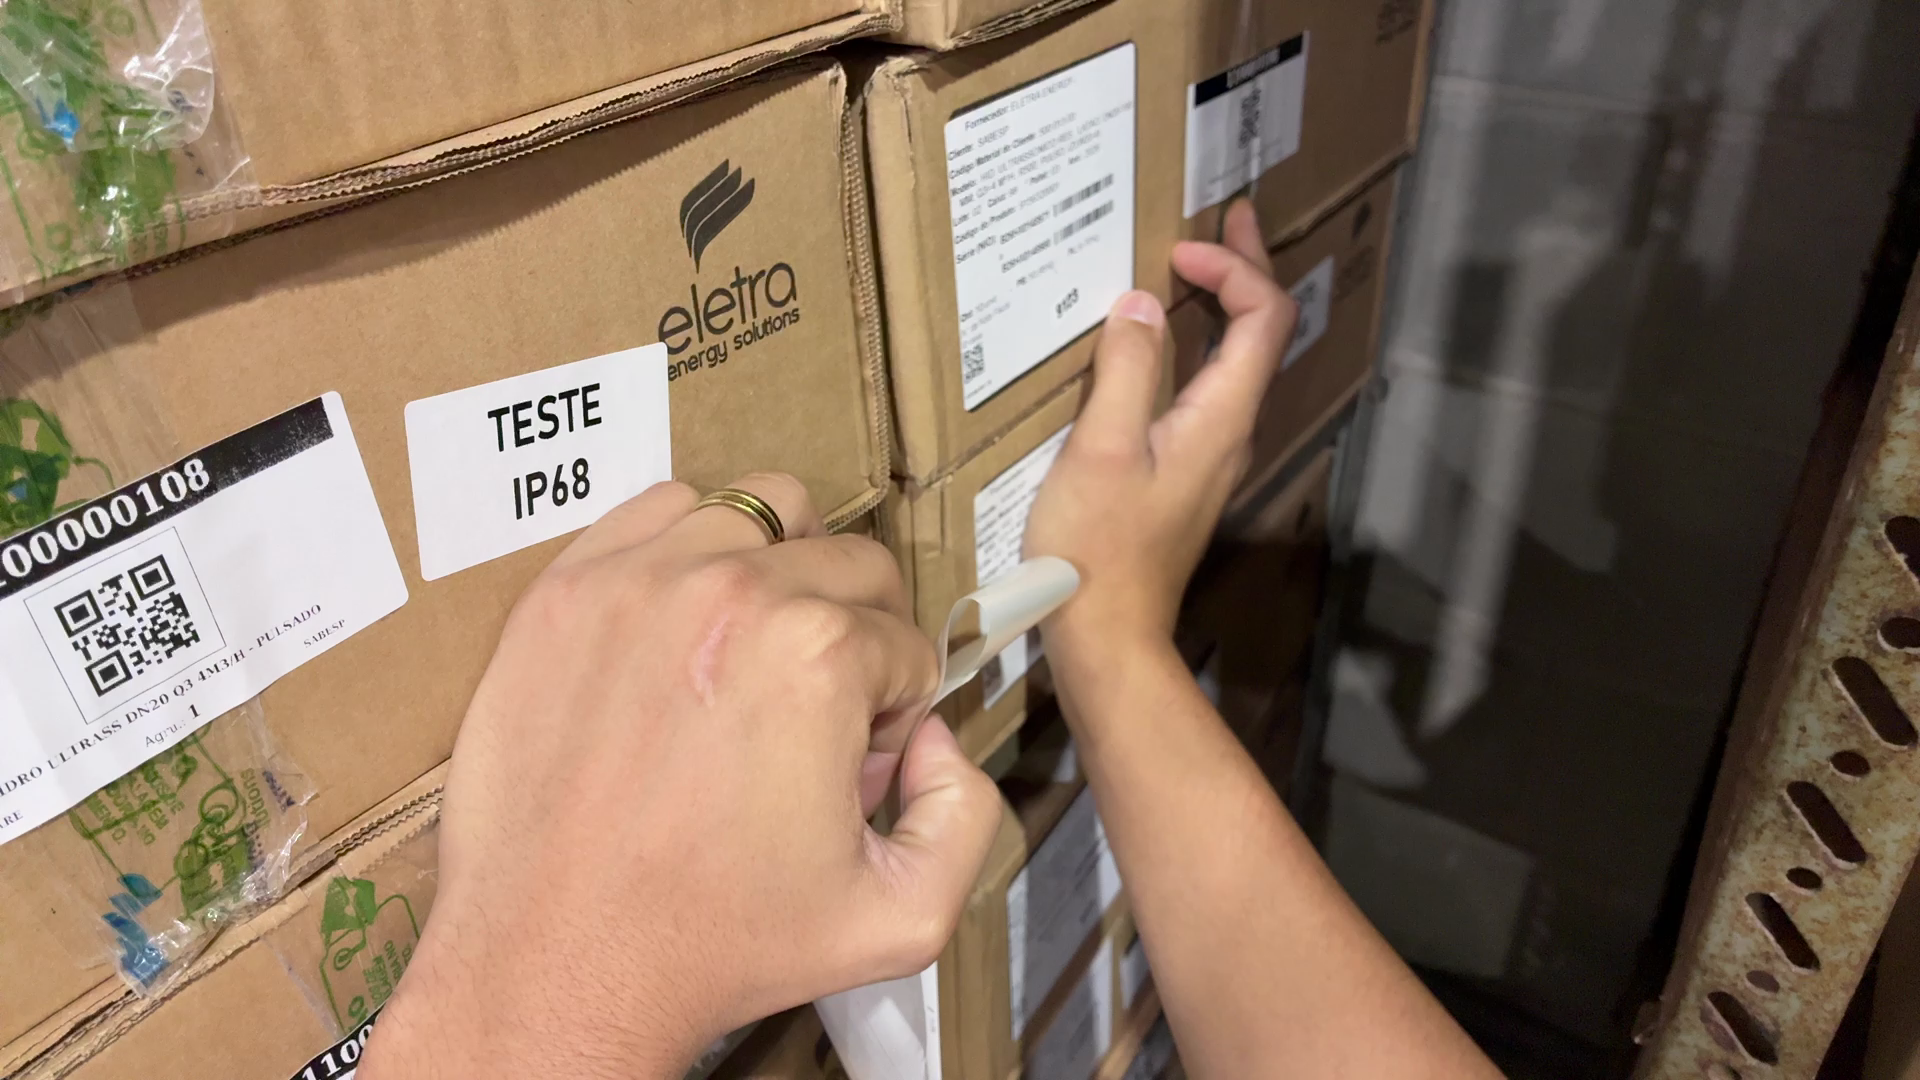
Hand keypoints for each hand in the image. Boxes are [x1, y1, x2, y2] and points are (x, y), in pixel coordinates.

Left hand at [360, 474, 1001, 1079]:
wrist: (552, 968)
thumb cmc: (723, 940)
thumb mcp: (902, 915)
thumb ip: (967, 811)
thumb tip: (934, 733)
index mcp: (822, 657)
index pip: (907, 644)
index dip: (896, 707)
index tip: (854, 758)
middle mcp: (739, 592)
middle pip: (857, 566)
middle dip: (863, 633)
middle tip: (821, 704)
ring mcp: (645, 576)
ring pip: (772, 512)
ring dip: (792, 571)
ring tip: (763, 644)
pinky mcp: (572, 585)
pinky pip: (669, 506)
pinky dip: (700, 543)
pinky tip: (692, 614)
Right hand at [1025, 199, 1297, 662]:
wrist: (1106, 631)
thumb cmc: (1098, 544)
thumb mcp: (1101, 449)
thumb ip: (1125, 370)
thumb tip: (1140, 304)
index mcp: (1221, 418)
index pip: (1264, 318)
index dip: (1233, 269)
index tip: (1176, 252)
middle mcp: (1230, 433)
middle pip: (1260, 337)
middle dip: (1242, 273)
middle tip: (1222, 222)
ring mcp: (1209, 459)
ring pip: (1232, 367)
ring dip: (1218, 312)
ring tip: (1188, 273)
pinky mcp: (1182, 477)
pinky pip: (1202, 396)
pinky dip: (1191, 353)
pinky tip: (1154, 351)